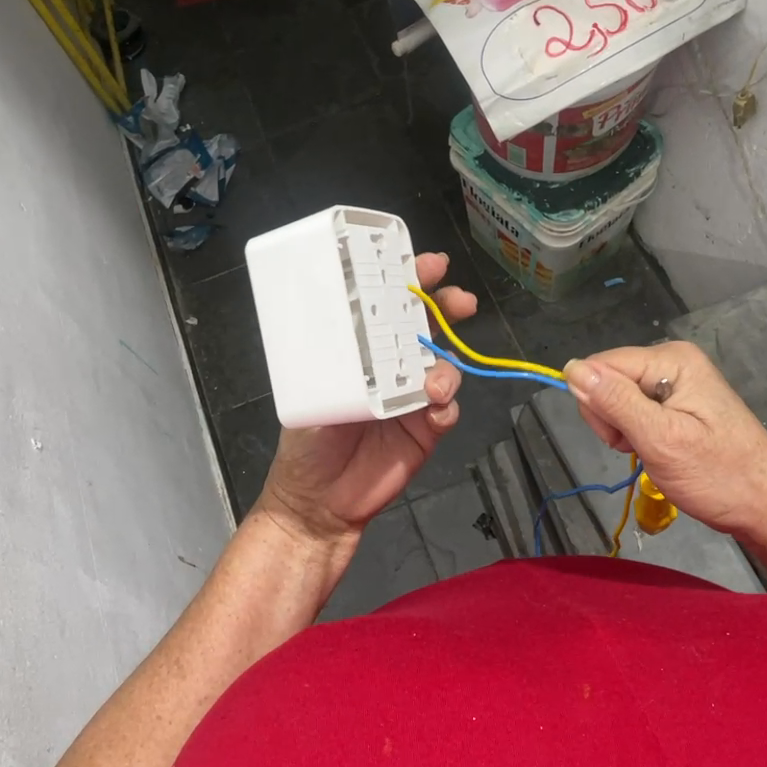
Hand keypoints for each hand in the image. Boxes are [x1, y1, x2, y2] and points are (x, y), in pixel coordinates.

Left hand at [251, 252, 476, 544]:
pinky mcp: (426, 429)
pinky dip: (446, 404)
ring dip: (445, 366)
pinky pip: (447, 408)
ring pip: (443, 366)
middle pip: (426, 328)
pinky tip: (433, 409)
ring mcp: (411, 398)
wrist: (319, 503)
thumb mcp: (312, 393)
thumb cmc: (306, 443)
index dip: (408, 283)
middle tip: (460, 300)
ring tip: (433, 384)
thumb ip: (337, 361)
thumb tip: (356, 328)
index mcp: (358, 352)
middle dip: (446, 308)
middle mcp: (389, 368)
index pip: (386, 309)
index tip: (428, 264)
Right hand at [563, 342, 766, 535]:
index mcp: (670, 360)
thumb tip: (571, 368)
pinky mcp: (677, 402)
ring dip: (622, 429)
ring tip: (654, 451)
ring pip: (615, 397)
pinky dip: (635, 433)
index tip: (622, 438)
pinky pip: (633, 408)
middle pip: (606, 378)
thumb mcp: (661, 440)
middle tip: (642, 447)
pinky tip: (658, 449)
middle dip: (610, 418)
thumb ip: (615, 402)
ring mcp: (675, 381)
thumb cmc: (719, 476)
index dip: (597, 403)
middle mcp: (672, 361)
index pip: (600, 365)